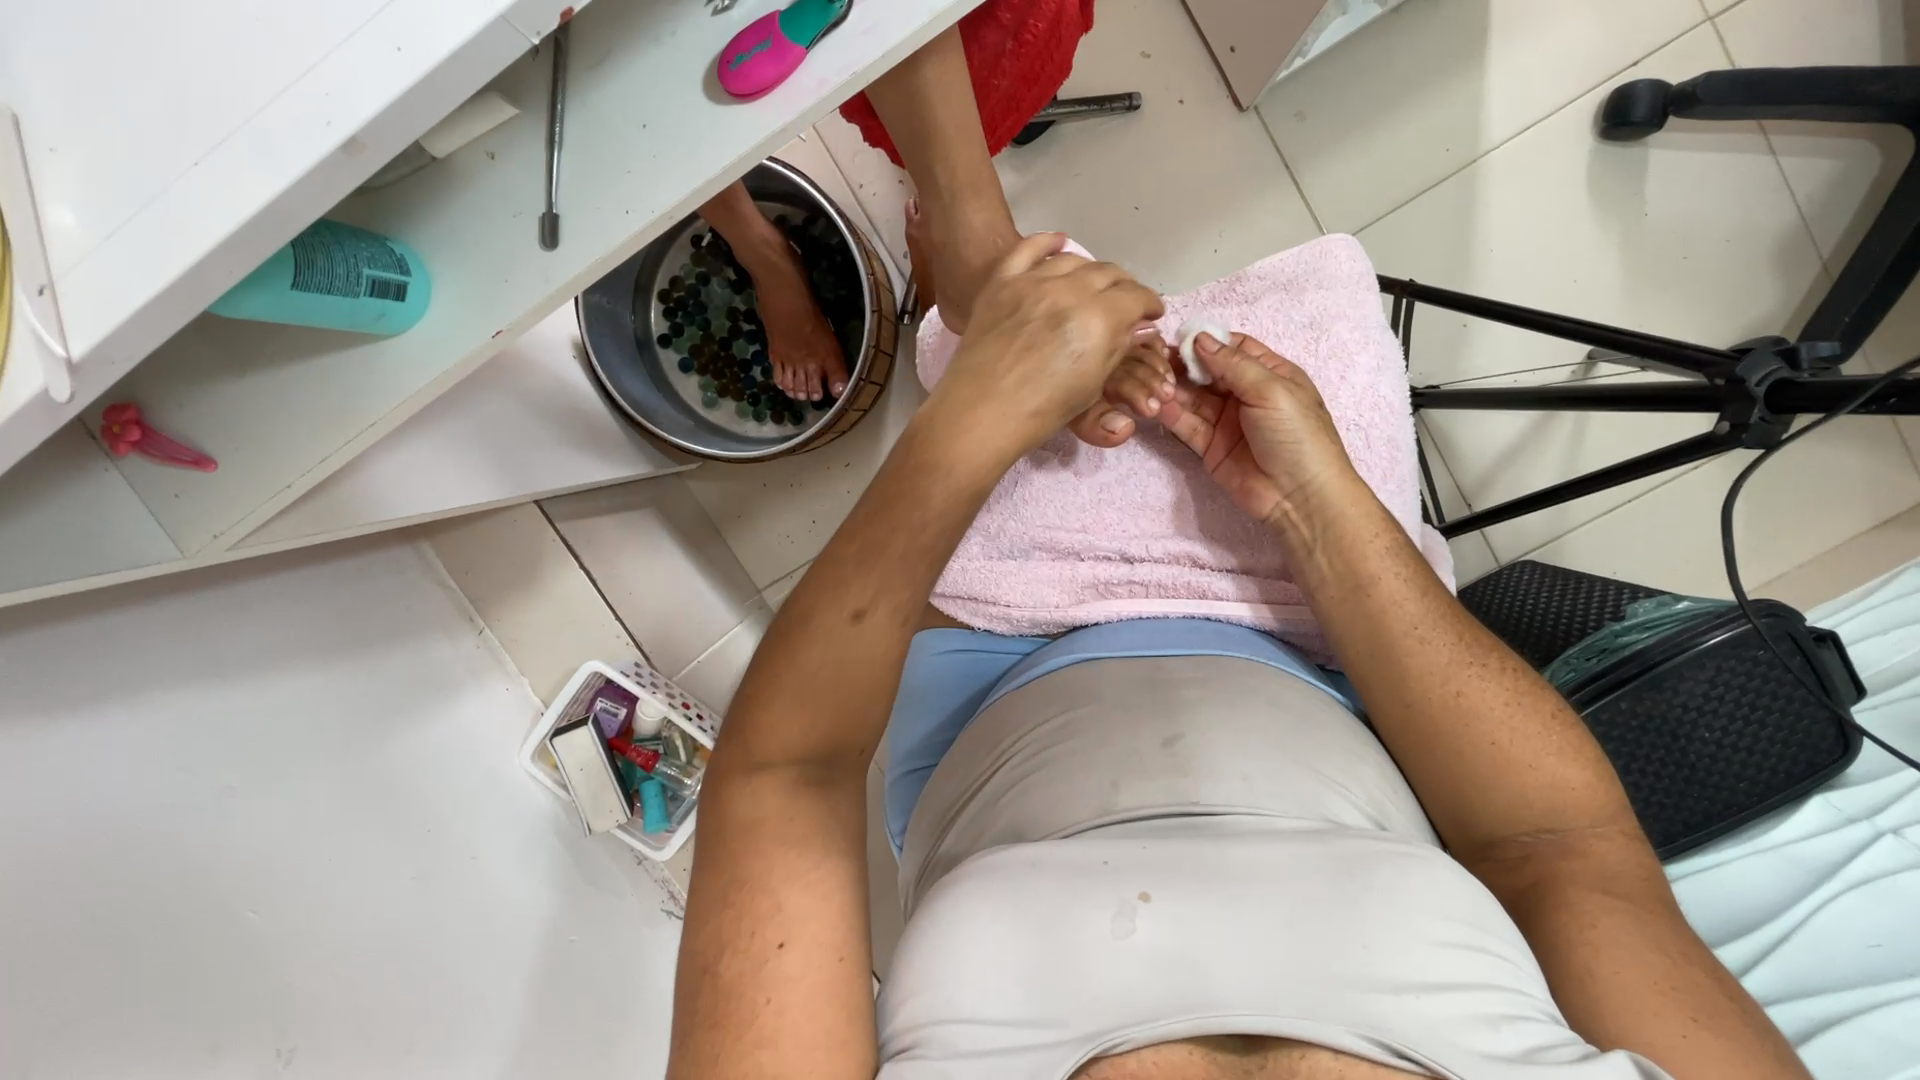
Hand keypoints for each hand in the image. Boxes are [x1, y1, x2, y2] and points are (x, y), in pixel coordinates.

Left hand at [927, 233, 1165, 459]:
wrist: (980, 413)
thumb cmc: (1040, 412)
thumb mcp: (1092, 386)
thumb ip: (1117, 349)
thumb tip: (1137, 326)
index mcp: (1099, 319)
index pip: (1136, 297)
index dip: (1149, 304)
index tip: (1152, 313)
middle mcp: (1069, 291)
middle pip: (1108, 273)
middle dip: (1124, 287)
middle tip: (1127, 302)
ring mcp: (1033, 282)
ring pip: (1074, 260)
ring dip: (1091, 270)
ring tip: (1095, 283)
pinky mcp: (1002, 282)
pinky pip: (1028, 250)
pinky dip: (1048, 243)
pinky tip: (1060, 243)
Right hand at [1157, 332, 1363, 529]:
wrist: (1300, 496)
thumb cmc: (1297, 435)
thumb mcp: (1271, 390)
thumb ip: (1233, 364)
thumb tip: (1200, 338)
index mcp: (1270, 374)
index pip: (1233, 348)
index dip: (1207, 342)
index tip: (1179, 339)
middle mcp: (1246, 394)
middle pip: (1208, 372)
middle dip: (1183, 365)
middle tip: (1155, 360)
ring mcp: (1226, 421)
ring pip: (1193, 398)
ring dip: (1173, 389)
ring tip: (1150, 381)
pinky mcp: (1210, 446)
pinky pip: (1187, 425)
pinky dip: (1171, 414)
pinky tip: (1155, 403)